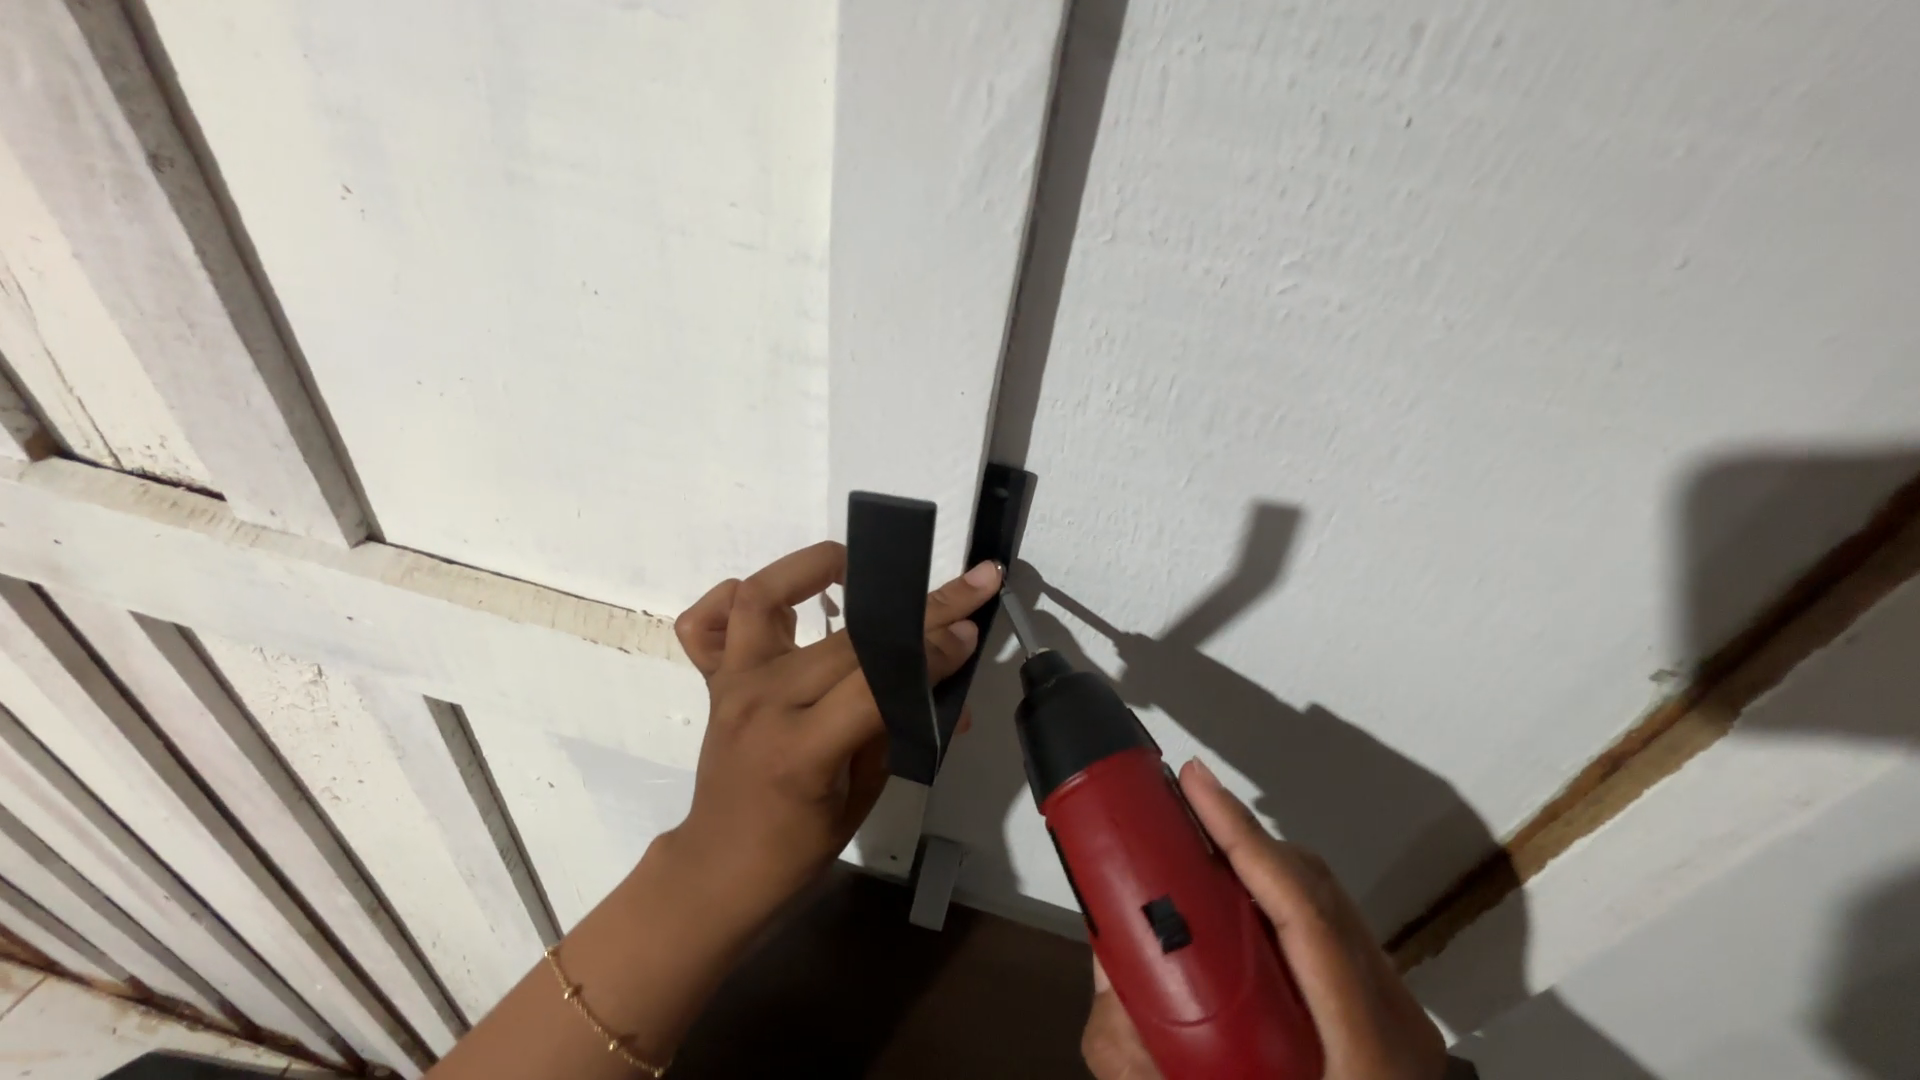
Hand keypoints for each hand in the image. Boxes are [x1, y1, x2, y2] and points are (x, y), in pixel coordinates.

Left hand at [664, 541, 1000, 928]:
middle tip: (960, 593)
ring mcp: (731, 684)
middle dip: (915, 611)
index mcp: (800, 750)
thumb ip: (901, 729)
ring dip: (810, 567)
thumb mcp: (863, 796)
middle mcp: (760, 703)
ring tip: (856, 567)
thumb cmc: (798, 845)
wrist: (719, 867)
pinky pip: (707, 620)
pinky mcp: (715, 678)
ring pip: (764, 597)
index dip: (928, 651)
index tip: (971, 626)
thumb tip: (949, 680)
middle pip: (844, 638)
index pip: (873, 682)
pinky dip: (734, 597)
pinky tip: (780, 602)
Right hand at [1082, 759, 1447, 1079]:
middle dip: (1243, 837)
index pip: (1303, 909)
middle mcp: (1391, 1019)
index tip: (1195, 787)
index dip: (1244, 839)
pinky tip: (1230, 912)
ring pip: (1325, 905)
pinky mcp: (1383, 1022)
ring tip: (1198, 845)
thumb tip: (1109, 971)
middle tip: (1182, 809)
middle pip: (1316, 890)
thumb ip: (1141, 1061)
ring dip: (1258, 864)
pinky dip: (1274, 902)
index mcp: (1366, 1047)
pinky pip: (1325, 935)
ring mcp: (1394, 1019)